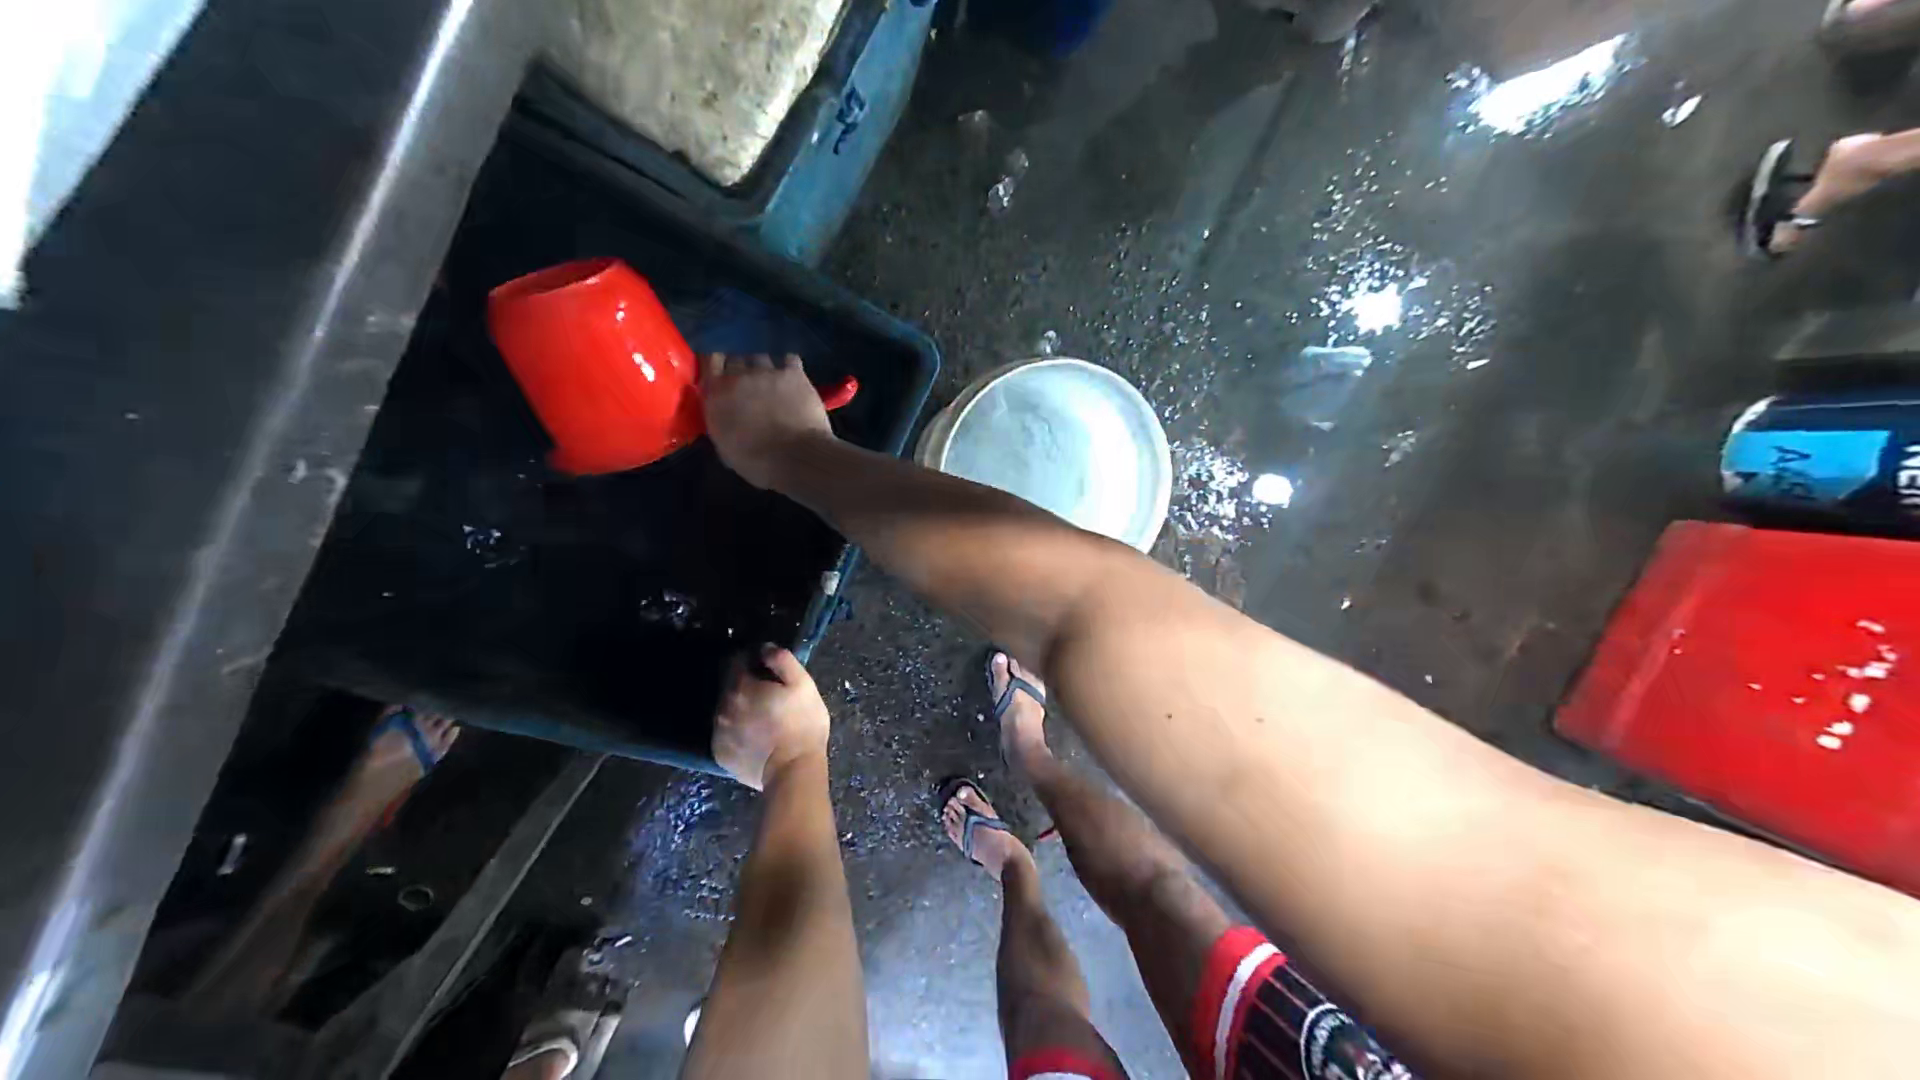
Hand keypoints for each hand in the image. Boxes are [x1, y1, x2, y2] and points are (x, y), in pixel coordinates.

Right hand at [701, 354, 834, 489]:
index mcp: (716, 394)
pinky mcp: (794, 373)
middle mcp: (738, 376)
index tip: (723, 374)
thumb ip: (720, 421)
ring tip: (772, 382)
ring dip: (764, 368)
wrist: (796, 457)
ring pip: (761, 357)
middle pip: (736, 359)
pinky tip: (792, 378)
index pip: (709, 361)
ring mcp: (767, 371)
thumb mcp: (725, 446)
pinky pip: (789, 359)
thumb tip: (723, 414)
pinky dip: (789, 366)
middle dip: (741, 369)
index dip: (717, 366)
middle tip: (750, 385)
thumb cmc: (757, 462)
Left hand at [712, 644, 831, 790]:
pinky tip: (754, 736)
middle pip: (729, 686)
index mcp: (742, 687)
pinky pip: (724, 733)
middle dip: (744, 685)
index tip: (765, 666)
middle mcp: (723, 707)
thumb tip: (765, 648)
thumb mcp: (803, 685)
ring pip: (725, 710)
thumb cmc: (802, 724)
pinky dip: (735, 730)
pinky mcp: (720, 753)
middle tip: (767, 695)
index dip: (750, 660)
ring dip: (739, 708)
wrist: (792, 771)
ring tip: (761, 717)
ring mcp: (719, 731)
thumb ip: (782, 660)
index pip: (736, 661)